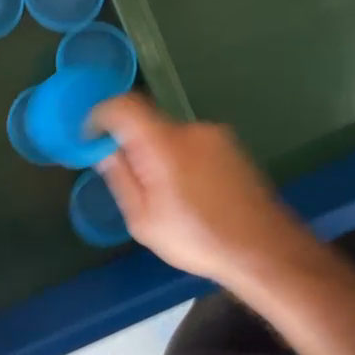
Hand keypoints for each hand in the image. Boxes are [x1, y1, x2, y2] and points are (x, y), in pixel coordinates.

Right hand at [92, 94, 317, 290]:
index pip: (123, 106)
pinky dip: (183, 163)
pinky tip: (193, 197)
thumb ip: (121, 178)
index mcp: (164, 143)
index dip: (100, 115)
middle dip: (134, 146)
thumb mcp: (143, 220)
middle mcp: (191, 129)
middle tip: (133, 183)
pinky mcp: (233, 148)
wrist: (263, 248)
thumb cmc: (197, 238)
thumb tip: (104, 150)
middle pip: (149, 123)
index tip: (91, 137)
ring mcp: (217, 136)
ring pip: (173, 137)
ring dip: (161, 157)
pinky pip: (195, 146)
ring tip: (169, 199)